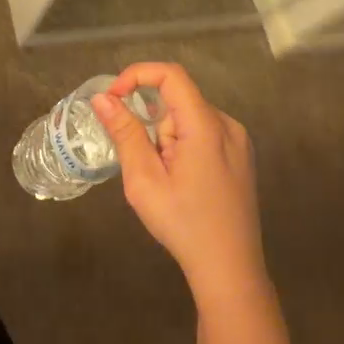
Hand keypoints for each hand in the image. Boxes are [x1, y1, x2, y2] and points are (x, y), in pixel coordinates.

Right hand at [93, 62, 265, 298]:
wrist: (230, 268)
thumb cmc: (183, 223)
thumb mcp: (144, 179)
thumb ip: (124, 133)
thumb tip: (102, 98)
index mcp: (206, 126)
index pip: (171, 75)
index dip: (137, 75)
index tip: (114, 99)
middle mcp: (228, 125)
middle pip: (178, 101)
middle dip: (152, 124)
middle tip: (146, 165)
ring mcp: (238, 142)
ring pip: (188, 119)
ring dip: (167, 139)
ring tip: (167, 181)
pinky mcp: (240, 157)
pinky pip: (203, 134)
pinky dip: (183, 146)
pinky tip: (183, 183)